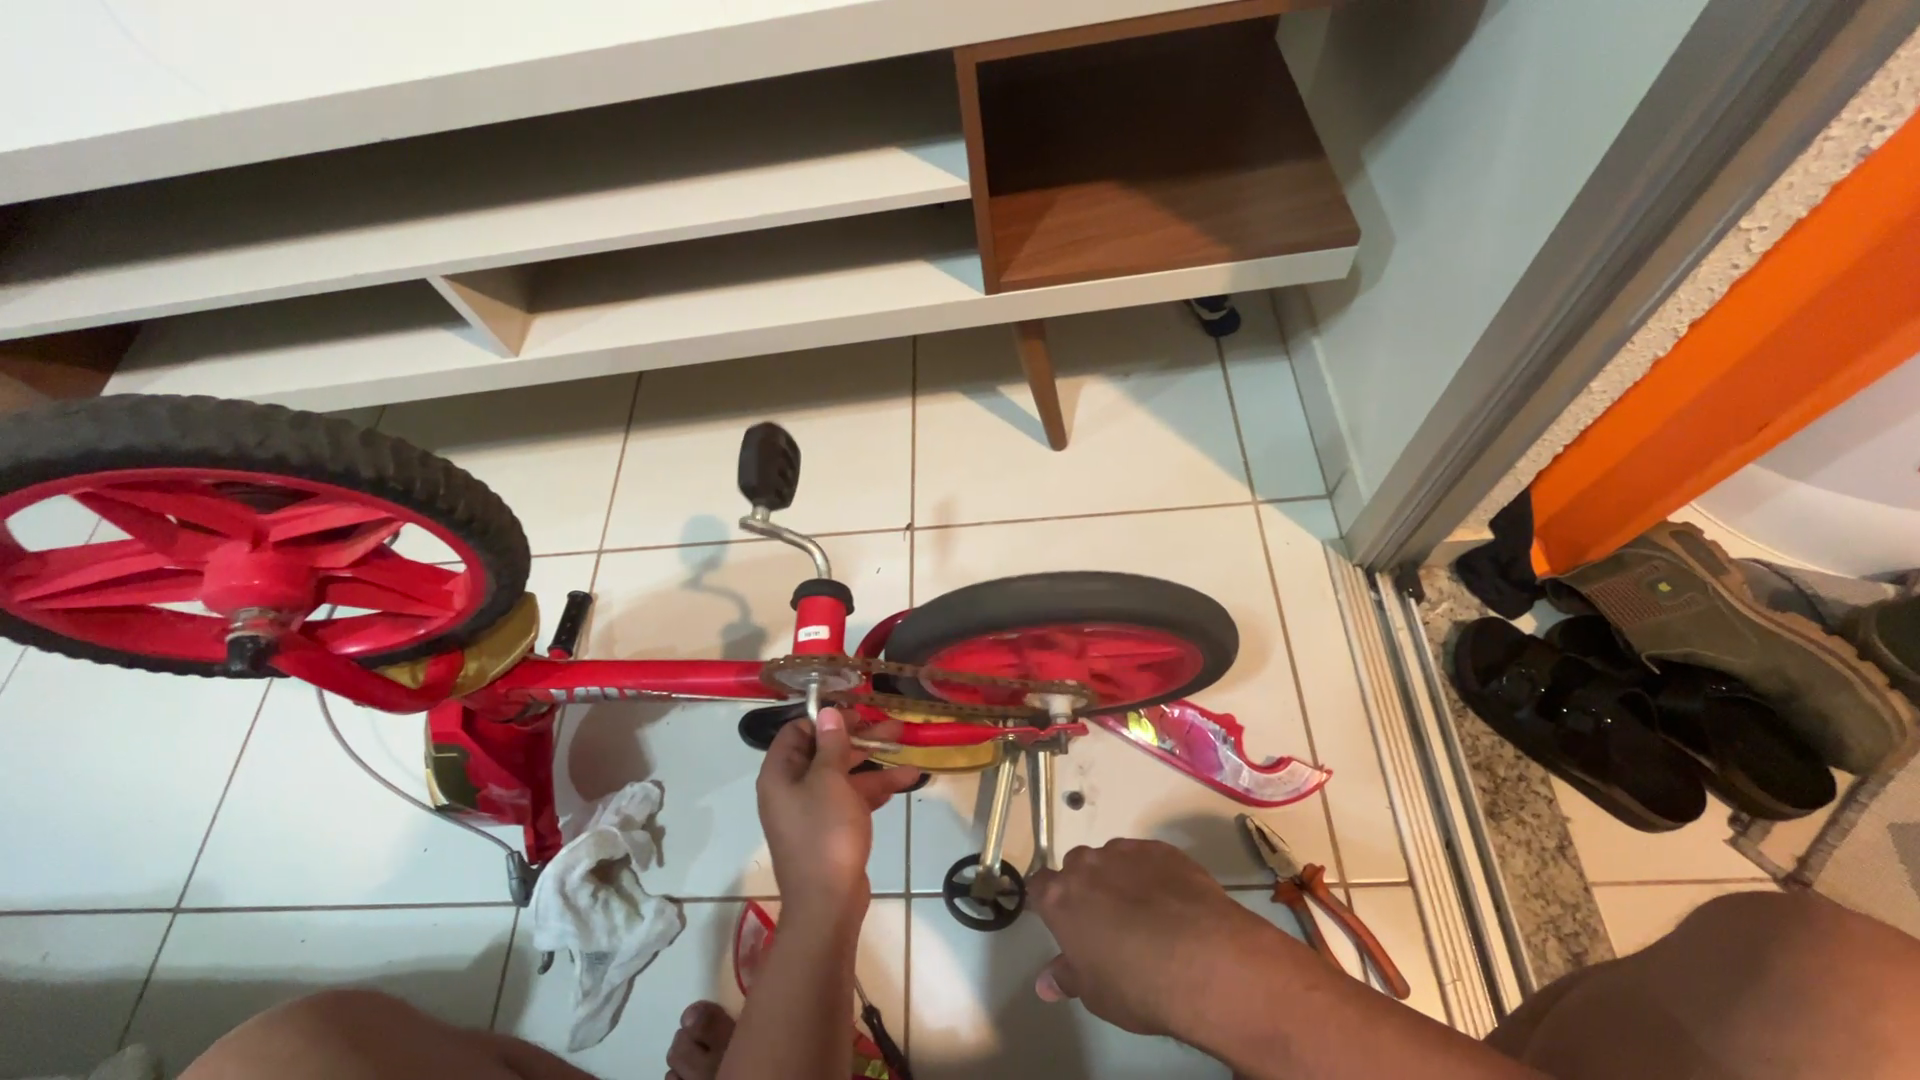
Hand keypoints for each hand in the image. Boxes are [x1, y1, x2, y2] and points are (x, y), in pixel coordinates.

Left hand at [757, 708, 923, 925]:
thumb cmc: (825, 834)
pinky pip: (850, 801)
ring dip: (874, 766)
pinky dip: (873, 791)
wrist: (828, 902)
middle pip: (823, 754)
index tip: (856, 714)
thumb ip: (832, 745)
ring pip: (842, 778)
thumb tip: (828, 713)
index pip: (796, 732)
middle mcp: (790, 790)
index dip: (825, 720)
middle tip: (892, 729)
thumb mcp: (830, 781)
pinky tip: (902, 783)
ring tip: (908, 756)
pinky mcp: (830, 831)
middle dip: (859, 741)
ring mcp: (811, 812)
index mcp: (779, 775)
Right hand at [1028, 839, 1295, 1038]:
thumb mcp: (1096, 994)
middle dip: (1087, 889)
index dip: (1050, 903)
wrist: (1206, 961)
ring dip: (1120, 879)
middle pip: (1077, 868)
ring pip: (1113, 859)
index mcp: (1060, 898)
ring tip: (1146, 914)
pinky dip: (1153, 874)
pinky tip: (1172, 903)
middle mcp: (1088, 865)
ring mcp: (1127, 853)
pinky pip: (1148, 858)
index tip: (1064, 922)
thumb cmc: (1139, 985)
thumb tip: (1046, 982)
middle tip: (1107, 923)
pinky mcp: (1163, 850)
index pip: (1038, 887)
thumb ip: (1068, 977)